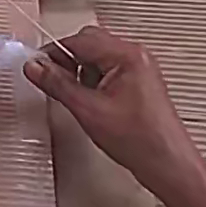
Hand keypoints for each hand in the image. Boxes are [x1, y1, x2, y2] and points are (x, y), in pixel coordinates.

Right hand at [22, 26, 204, 196]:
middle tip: (53, 80)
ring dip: (81, 71)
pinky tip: (91, 102)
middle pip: (89, 42)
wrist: (169, 165)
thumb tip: (36, 67)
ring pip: (97, 56)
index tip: (37, 67)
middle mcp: (135, 55)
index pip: (79, 41)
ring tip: (77, 97)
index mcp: (125, 55)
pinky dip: (93, 80)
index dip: (54, 53)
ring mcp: (138, 68)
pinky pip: (108, 69)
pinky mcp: (138, 81)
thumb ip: (57, 84)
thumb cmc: (140, 141)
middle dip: (68, 60)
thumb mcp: (88, 110)